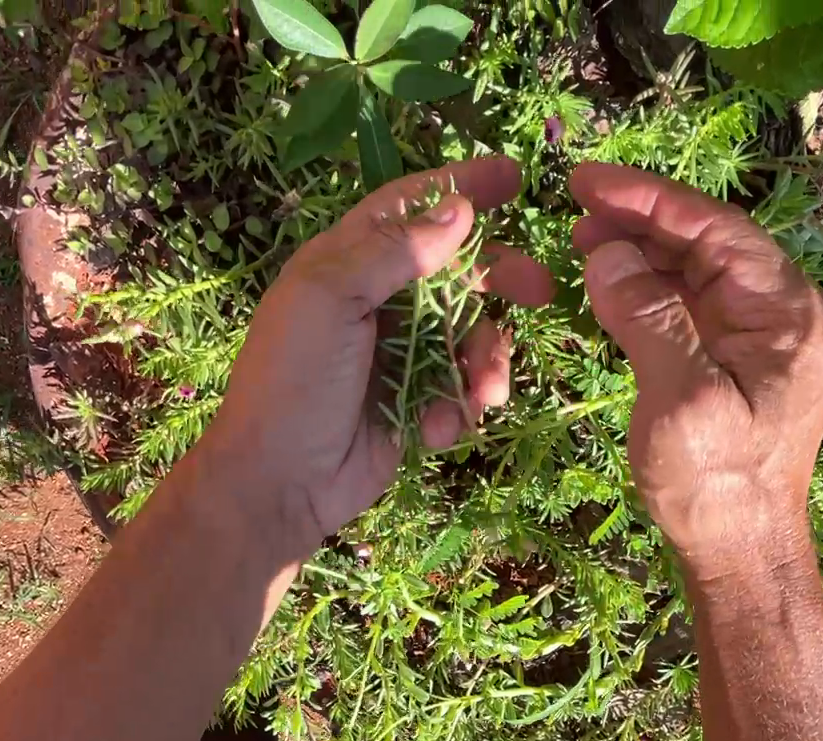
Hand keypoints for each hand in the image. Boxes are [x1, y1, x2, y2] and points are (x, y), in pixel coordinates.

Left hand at [198, 157, 553, 559]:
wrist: (281, 480)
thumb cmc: (295, 379)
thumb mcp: (331, 297)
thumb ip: (394, 250)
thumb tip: (460, 211)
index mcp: (349, 262)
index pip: (411, 209)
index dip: (460, 187)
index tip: (514, 177)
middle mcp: (379, 302)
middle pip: (457, 273)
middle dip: (501, 281)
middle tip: (540, 291)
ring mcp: (400, 355)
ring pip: (469, 337)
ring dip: (484, 364)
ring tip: (484, 395)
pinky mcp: (415, 403)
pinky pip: (460, 390)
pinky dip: (459, 408)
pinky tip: (438, 431)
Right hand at [569, 163, 822, 576]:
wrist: (740, 551)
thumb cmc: (715, 485)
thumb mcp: (680, 399)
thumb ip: (648, 319)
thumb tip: (608, 254)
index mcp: (786, 312)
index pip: (715, 231)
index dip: (650, 199)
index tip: (588, 182)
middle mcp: (782, 313)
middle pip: (708, 245)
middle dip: (642, 224)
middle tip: (576, 214)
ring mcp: (760, 339)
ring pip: (696, 275)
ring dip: (641, 257)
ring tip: (584, 245)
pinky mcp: (736, 364)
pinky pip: (689, 311)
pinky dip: (648, 295)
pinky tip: (613, 288)